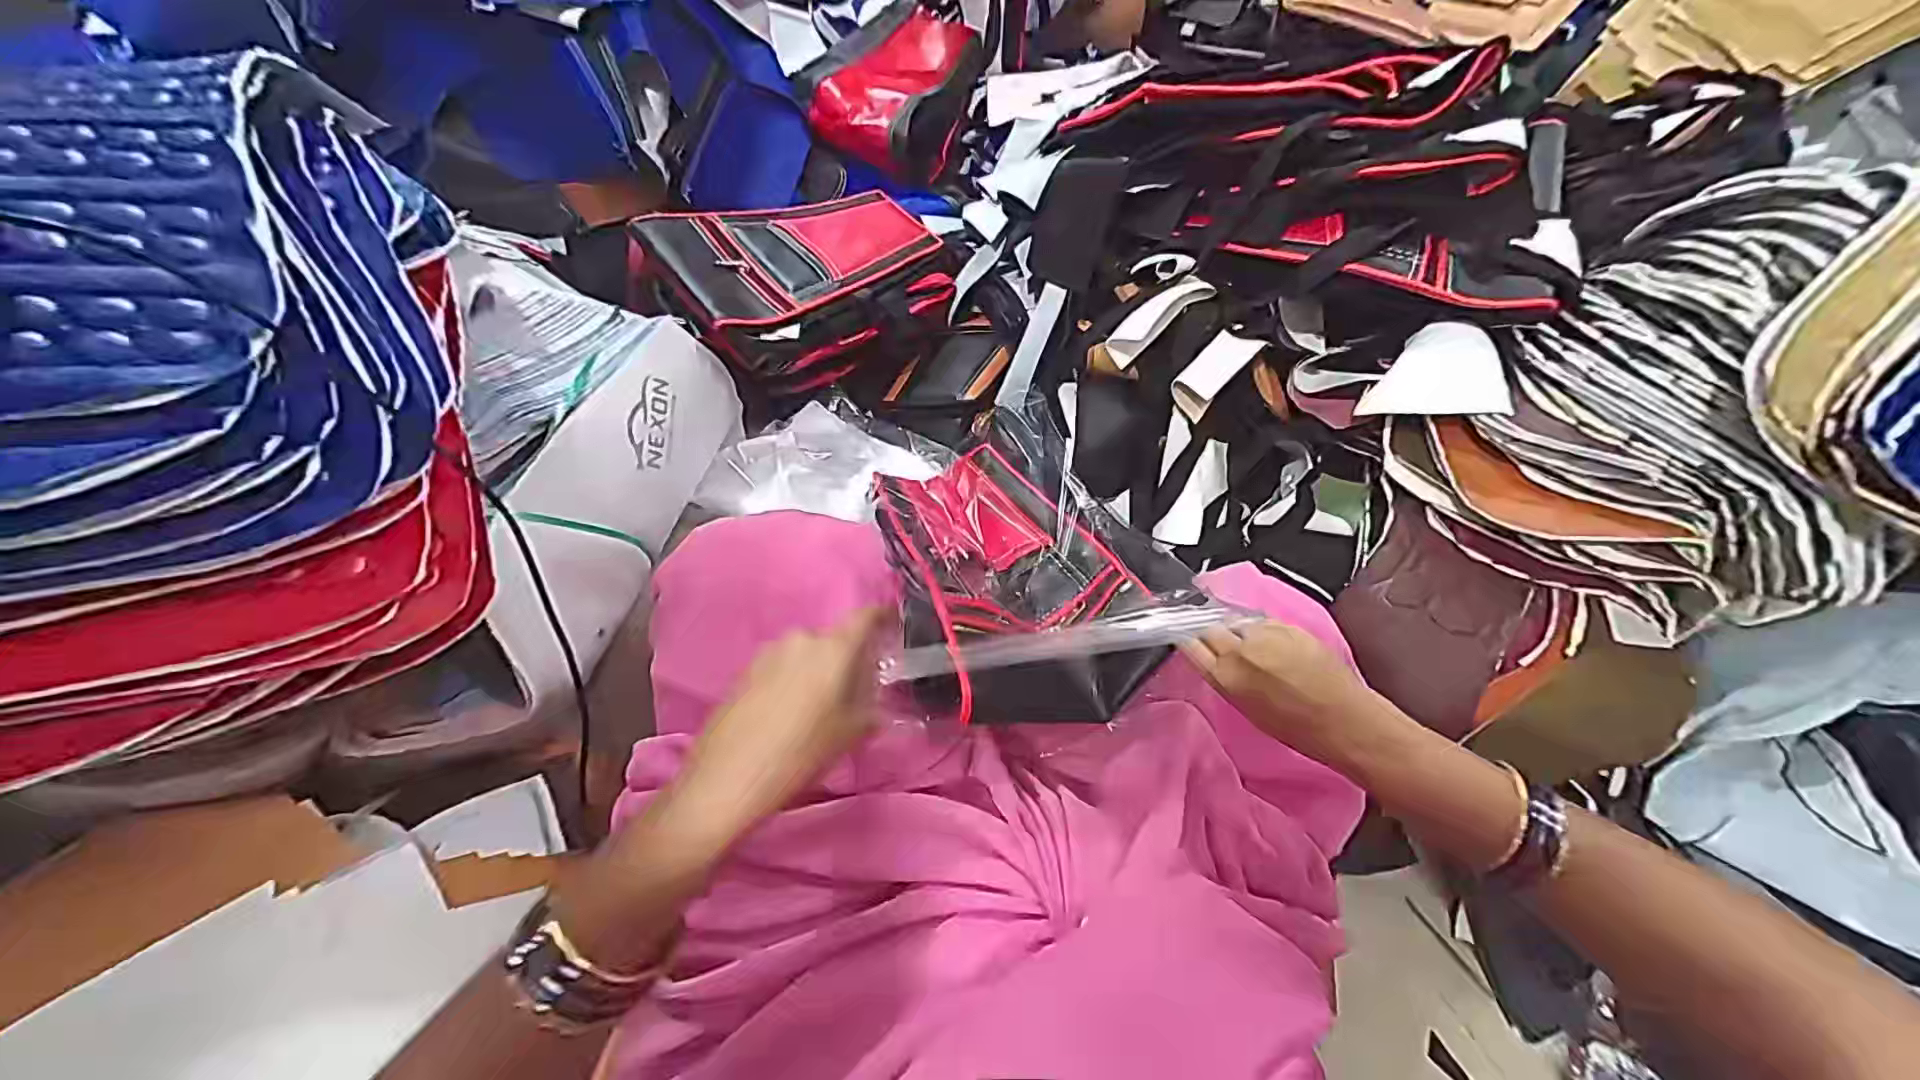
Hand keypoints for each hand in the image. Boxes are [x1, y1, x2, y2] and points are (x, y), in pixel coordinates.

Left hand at [656, 606, 892, 842]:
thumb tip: (873, 705)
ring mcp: (768, 653)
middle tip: (855, 691)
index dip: (883, 618)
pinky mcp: (745, 671)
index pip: (865, 617)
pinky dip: (792, 682)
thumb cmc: (800, 753)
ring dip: (817, 672)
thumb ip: (869, 709)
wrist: (727, 779)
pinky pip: (781, 668)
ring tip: (819, 709)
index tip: (892, 627)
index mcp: (833, 648)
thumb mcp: (849, 735)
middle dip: (847, 660)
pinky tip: (788, 716)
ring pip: (806, 655)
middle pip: (834, 641)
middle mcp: (800, 640)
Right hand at [1181, 620, 1383, 763]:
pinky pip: (1263, 621)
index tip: (1186, 637)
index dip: (1187, 638)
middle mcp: (1241, 652)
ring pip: (1236, 622)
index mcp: (1225, 677)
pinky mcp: (1289, 627)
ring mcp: (1266, 636)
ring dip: (1237, 629)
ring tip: (1249, 644)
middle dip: (1209, 631)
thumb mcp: (1246, 708)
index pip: (1190, 643)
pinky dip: (1261, 628)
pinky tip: (1270, 643)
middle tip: (1216, 639)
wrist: (1346, 722)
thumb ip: (1225, 678)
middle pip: (1209, 627)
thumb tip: (1214, 659)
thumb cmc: (1297, 727)